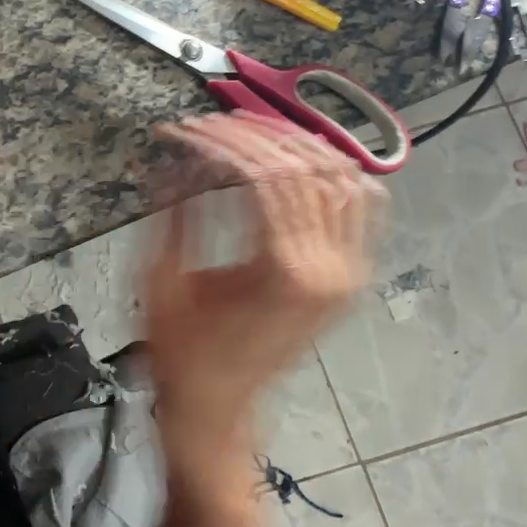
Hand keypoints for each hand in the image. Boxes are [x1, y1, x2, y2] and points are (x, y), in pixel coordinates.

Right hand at [142, 113, 384, 455]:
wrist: (217, 404)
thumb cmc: (180, 350)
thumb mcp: (163, 279)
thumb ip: (174, 214)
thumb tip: (174, 159)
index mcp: (282, 267)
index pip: (262, 175)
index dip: (220, 142)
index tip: (183, 127)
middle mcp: (331, 265)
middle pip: (306, 170)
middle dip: (254, 135)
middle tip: (211, 122)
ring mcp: (349, 272)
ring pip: (344, 181)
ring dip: (297, 146)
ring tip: (252, 130)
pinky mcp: (349, 276)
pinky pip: (363, 209)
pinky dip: (338, 175)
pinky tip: (304, 159)